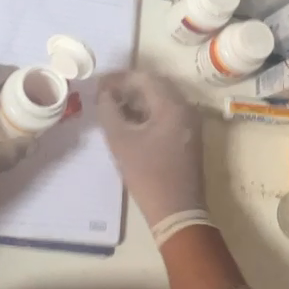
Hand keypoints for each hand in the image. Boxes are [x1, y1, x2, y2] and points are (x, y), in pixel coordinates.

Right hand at [97, 70, 206, 225]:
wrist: (178, 210)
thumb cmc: (148, 174)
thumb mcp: (121, 141)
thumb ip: (109, 112)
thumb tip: (104, 95)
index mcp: (173, 106)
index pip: (144, 78)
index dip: (119, 79)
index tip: (98, 86)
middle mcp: (186, 108)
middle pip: (155, 86)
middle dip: (128, 87)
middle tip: (104, 95)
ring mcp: (190, 123)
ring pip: (162, 100)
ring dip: (138, 100)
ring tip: (113, 108)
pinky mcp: (189, 136)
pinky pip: (167, 114)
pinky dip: (148, 113)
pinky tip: (130, 122)